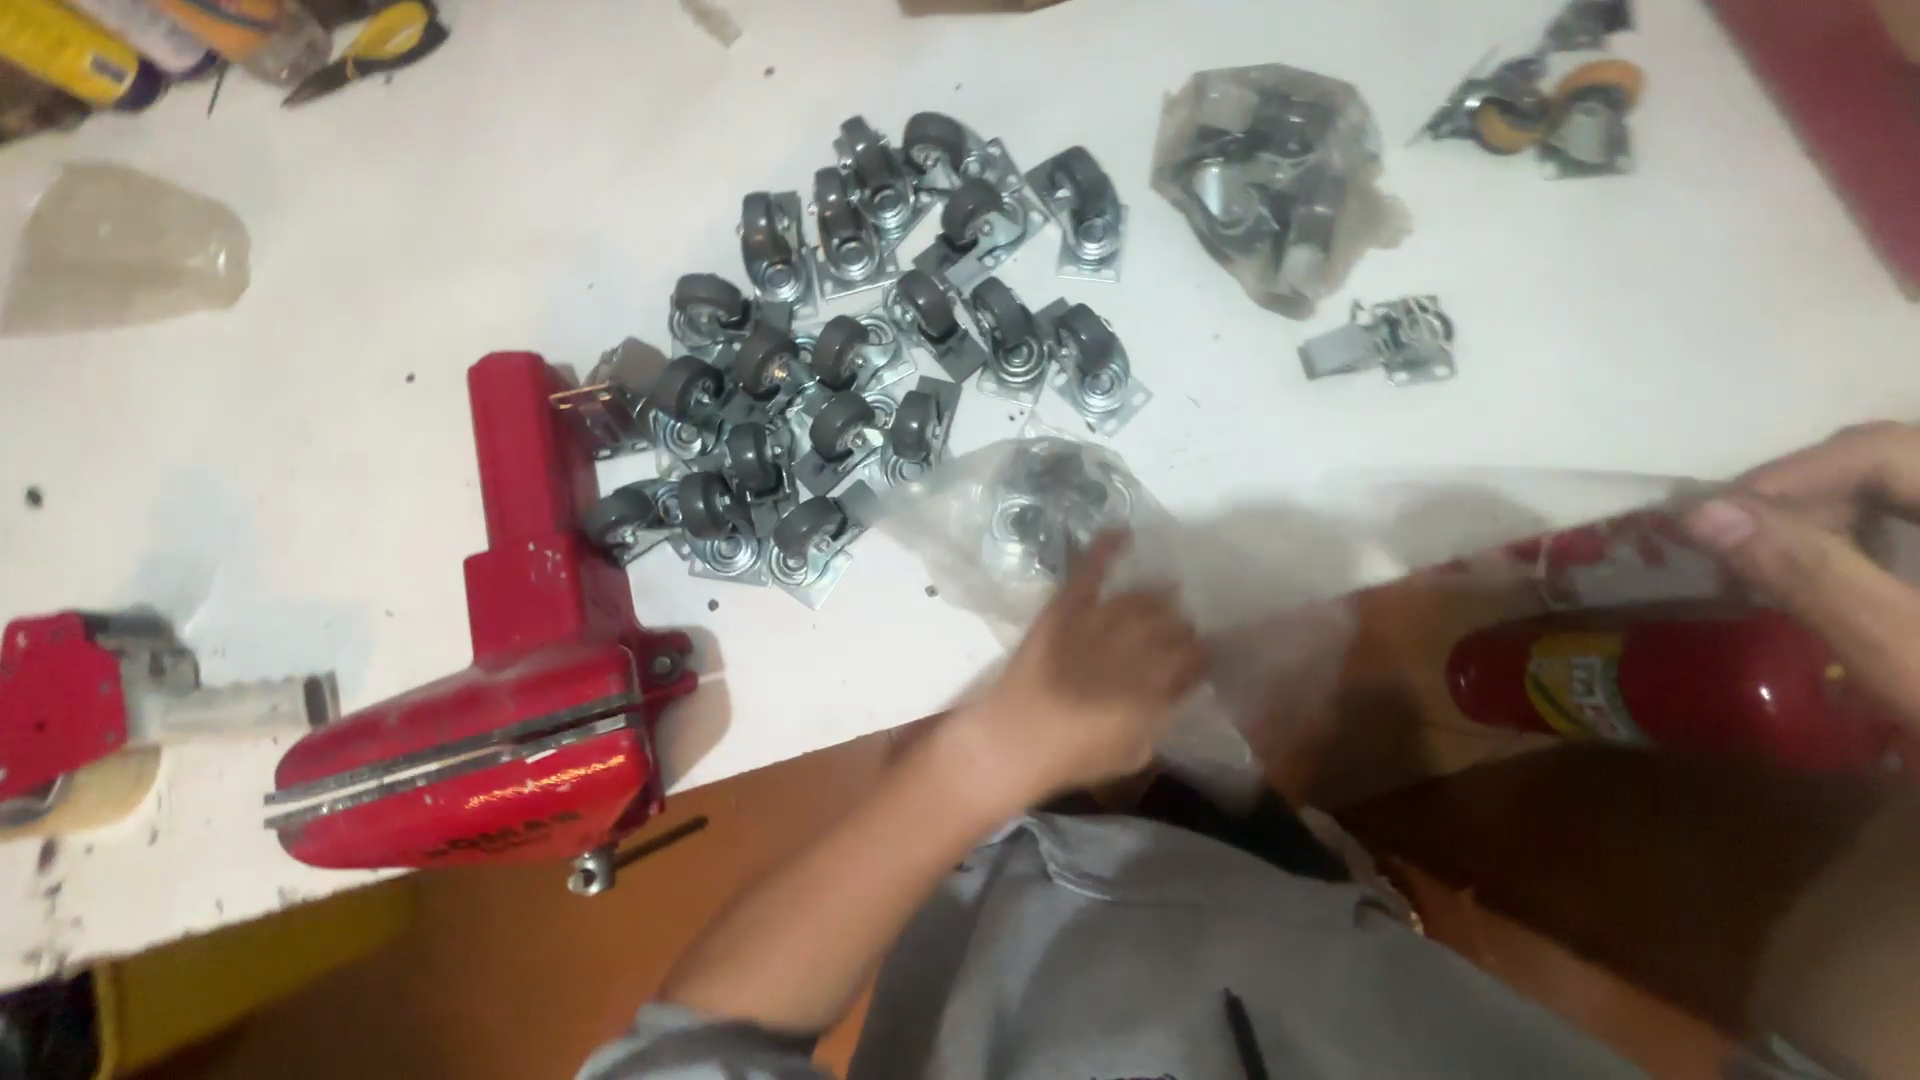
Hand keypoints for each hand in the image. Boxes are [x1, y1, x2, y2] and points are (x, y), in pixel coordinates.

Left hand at [939, 531, 1209, 810]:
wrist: (1011, 740)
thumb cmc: (1071, 757)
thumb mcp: (1132, 752)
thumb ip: (1159, 718)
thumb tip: (1175, 690)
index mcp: (1156, 691)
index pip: (1196, 661)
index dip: (1200, 656)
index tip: (1198, 657)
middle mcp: (1134, 652)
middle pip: (1173, 626)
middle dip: (1180, 628)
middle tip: (1177, 629)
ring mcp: (1097, 624)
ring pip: (1142, 600)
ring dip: (1157, 597)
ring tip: (1164, 595)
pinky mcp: (1065, 609)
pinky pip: (1089, 572)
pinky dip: (1104, 549)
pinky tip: (1121, 531)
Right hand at [1682, 422, 1919, 727]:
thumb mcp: (1916, 660)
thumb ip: (1811, 576)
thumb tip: (1700, 512)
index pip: (1884, 448)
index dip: (1786, 478)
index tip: (1708, 529)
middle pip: (1898, 459)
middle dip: (1803, 499)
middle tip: (1734, 552)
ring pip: (1908, 486)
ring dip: (1831, 518)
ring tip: (1777, 566)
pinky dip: (1874, 537)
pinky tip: (1843, 578)